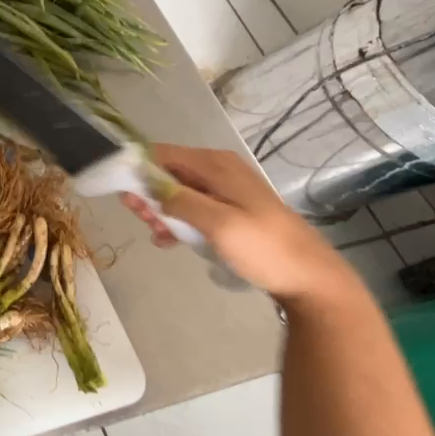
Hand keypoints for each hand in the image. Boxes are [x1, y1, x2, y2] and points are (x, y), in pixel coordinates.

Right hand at [120, 144, 359, 304]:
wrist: (314, 281)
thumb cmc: (266, 249)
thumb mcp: (219, 224)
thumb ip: (180, 200)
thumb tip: (147, 183)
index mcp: (215, 165)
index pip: (161, 154)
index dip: (136, 169)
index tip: (121, 192)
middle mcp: (219, 170)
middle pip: (168, 172)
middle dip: (148, 194)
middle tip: (140, 219)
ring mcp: (227, 191)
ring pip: (179, 192)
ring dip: (162, 211)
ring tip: (157, 235)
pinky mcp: (232, 210)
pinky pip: (194, 207)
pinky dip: (179, 220)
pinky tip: (171, 240)